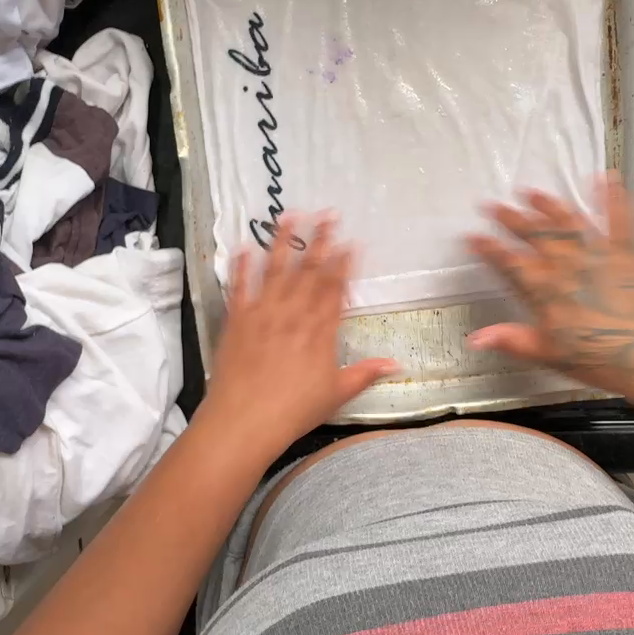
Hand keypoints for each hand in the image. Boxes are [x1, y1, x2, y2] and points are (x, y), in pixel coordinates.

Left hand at [195, 212, 397, 458]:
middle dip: (321, 241)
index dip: (344, 263)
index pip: (335, 289)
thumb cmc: (294, 411)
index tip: (352, 241)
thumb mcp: (336, 394)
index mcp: (321, 331)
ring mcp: (263, 314)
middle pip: (310, 272)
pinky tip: (245, 245)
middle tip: (328, 213)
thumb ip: (365, 374)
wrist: (245, 420)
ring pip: (276, 270)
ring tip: (290, 215)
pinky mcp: (237, 320)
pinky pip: (240, 287)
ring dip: (284, 241)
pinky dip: (242, 266)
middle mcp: (294, 315)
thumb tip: (397, 365)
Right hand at [465, 179, 633, 406]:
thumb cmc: (599, 359)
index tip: (472, 236)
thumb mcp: (549, 355)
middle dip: (511, 218)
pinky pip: (619, 219)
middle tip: (493, 205)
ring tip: (532, 192)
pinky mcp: (627, 254)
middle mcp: (568, 265)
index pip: (509, 262)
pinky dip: (612, 197)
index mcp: (545, 290)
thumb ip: (512, 340)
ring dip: (548, 205)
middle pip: (534, 234)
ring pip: (568, 222)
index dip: (488, 248)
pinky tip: (605, 178)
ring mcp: (598, 255)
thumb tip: (475, 338)